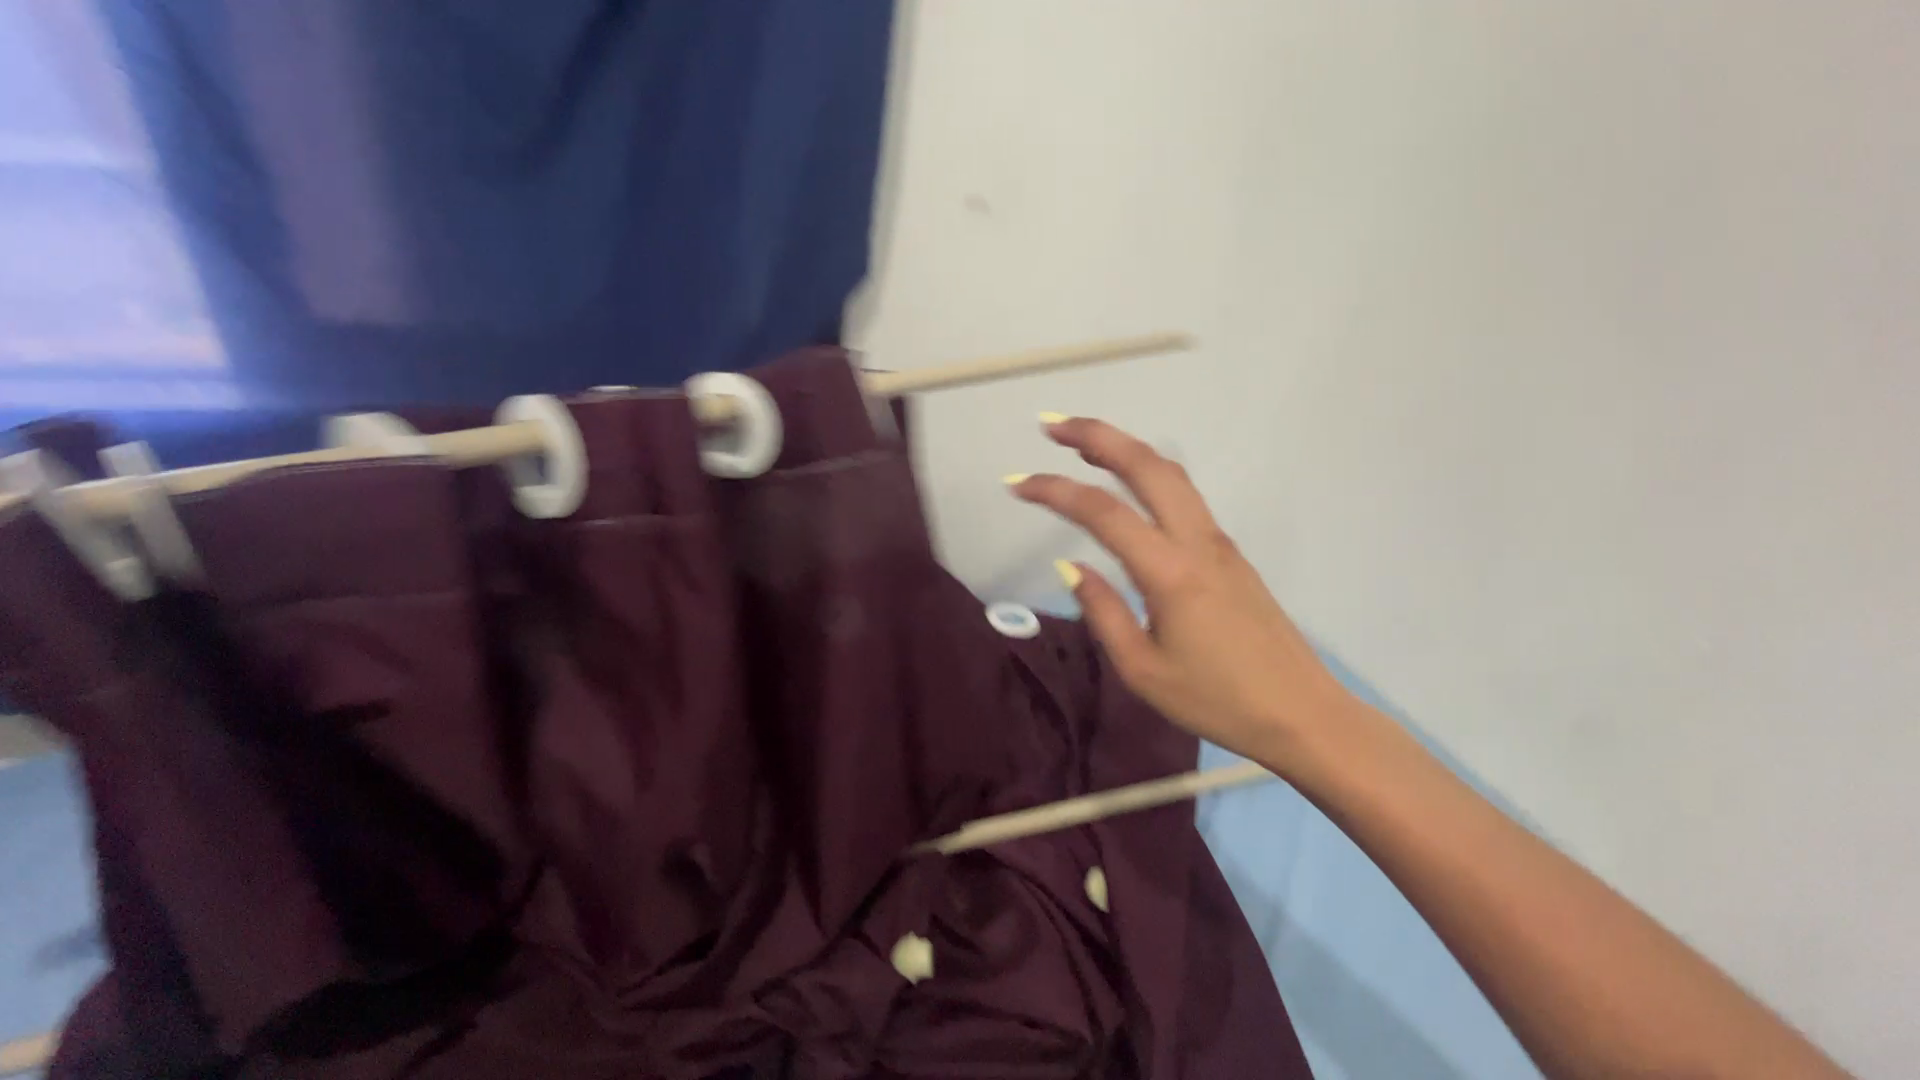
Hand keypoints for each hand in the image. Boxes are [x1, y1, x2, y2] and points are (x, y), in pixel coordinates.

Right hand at [1008, 416, 1362, 771]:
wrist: (1301, 713)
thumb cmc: (1217, 700)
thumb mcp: (1143, 670)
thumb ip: (1103, 612)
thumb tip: (1070, 567)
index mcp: (1170, 573)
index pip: (1102, 513)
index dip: (1055, 490)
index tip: (1015, 483)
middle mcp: (1197, 543)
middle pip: (1147, 466)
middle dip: (1097, 435)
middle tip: (1051, 426)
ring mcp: (1220, 544)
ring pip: (1172, 474)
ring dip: (1126, 449)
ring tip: (1083, 444)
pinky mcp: (1230, 555)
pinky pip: (1185, 497)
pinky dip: (1149, 474)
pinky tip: (1128, 485)